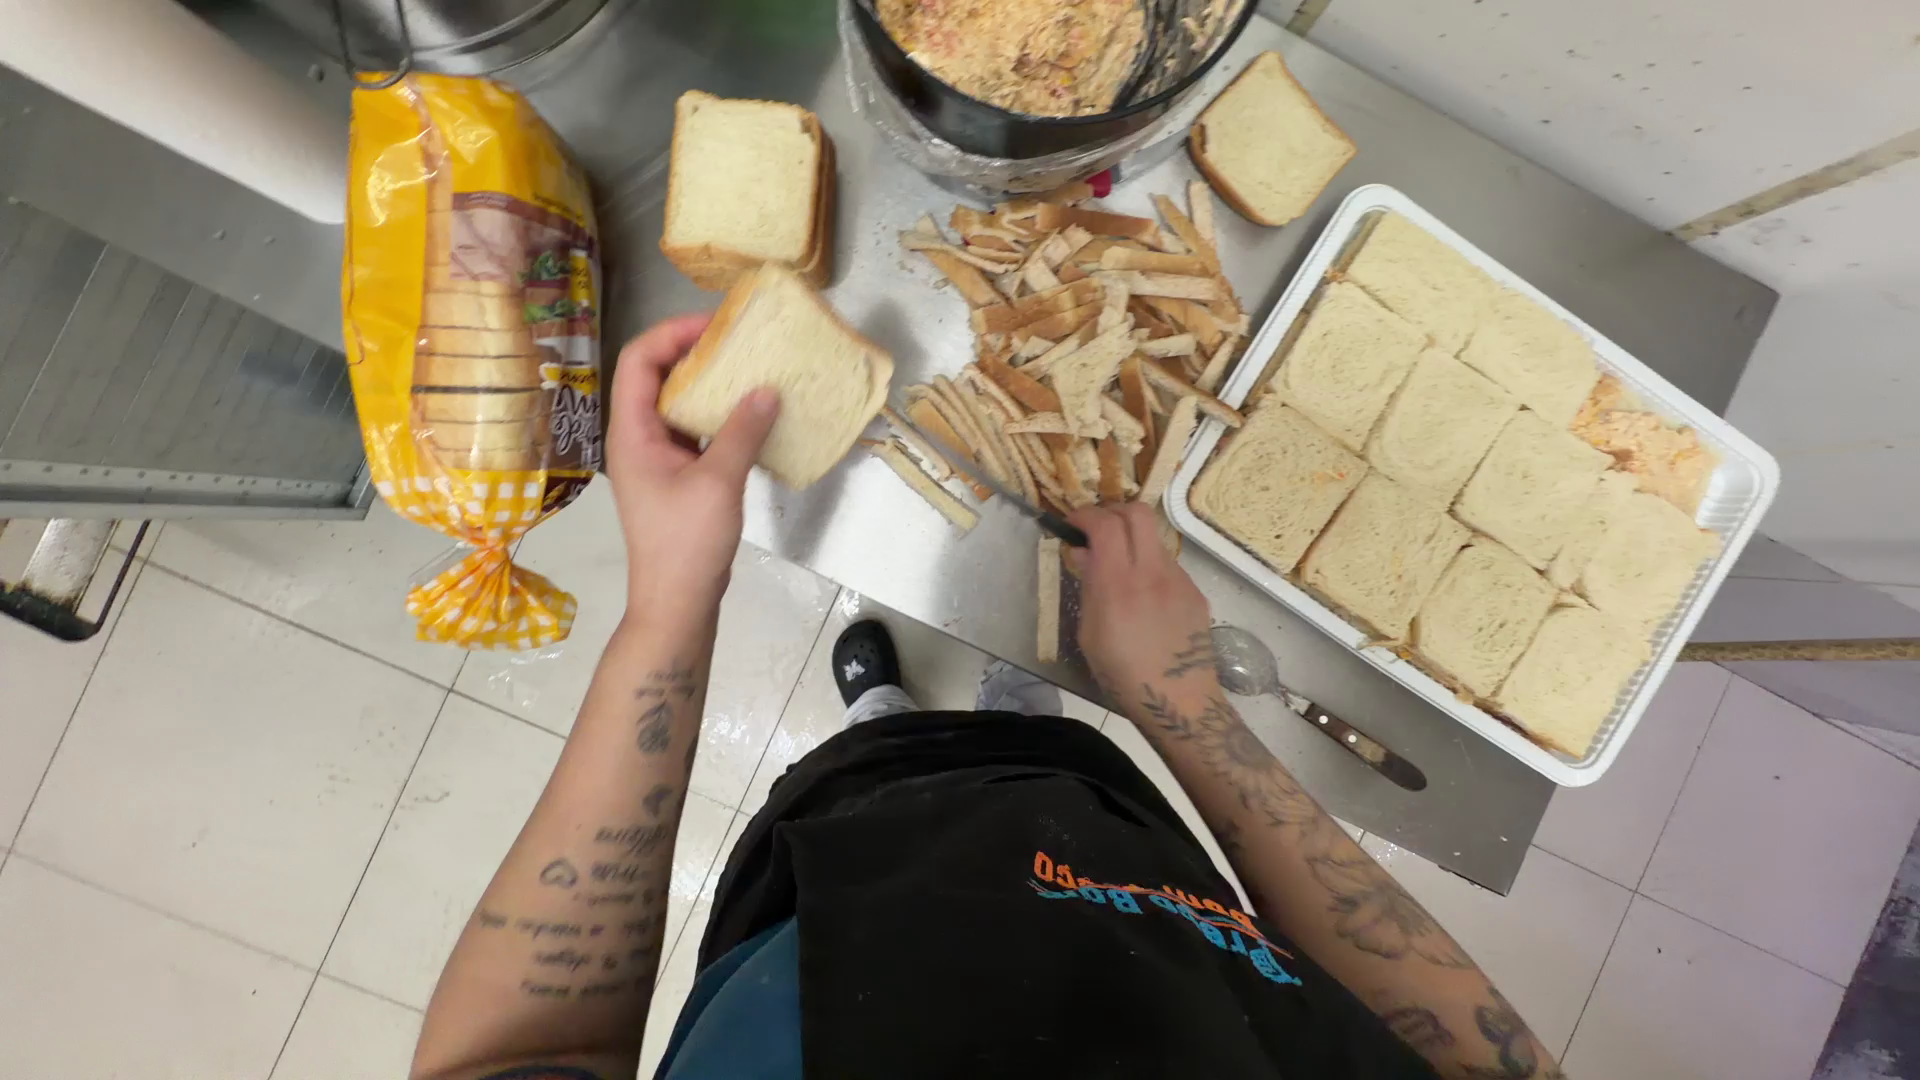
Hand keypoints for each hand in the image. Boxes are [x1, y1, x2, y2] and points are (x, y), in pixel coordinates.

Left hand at [606, 314, 779, 618]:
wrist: (677, 600)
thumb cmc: (687, 541)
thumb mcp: (718, 482)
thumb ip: (742, 432)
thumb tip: (768, 389)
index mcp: (632, 432)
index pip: (639, 361)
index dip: (673, 334)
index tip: (716, 325)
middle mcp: (638, 438)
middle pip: (657, 377)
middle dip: (696, 355)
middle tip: (741, 344)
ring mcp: (658, 459)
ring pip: (679, 406)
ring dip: (711, 387)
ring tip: (751, 373)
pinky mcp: (678, 478)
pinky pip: (696, 433)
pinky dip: (720, 419)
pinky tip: (752, 418)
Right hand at [1067, 503, 1216, 705]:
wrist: (1180, 701)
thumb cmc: (1123, 675)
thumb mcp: (1090, 634)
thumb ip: (1088, 587)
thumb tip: (1083, 553)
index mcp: (1119, 585)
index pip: (1105, 524)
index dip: (1085, 515)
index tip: (1073, 523)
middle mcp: (1152, 572)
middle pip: (1137, 512)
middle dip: (1112, 511)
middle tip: (1096, 529)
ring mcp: (1178, 580)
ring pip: (1153, 538)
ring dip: (1131, 539)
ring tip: (1118, 567)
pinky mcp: (1195, 592)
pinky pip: (1167, 564)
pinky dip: (1148, 566)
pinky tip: (1143, 595)